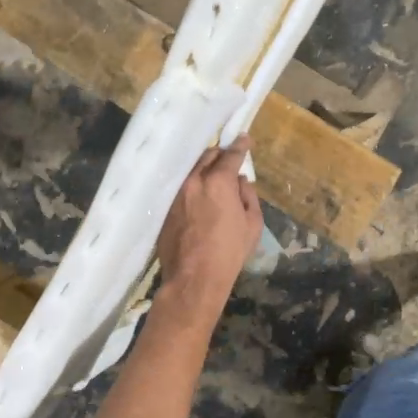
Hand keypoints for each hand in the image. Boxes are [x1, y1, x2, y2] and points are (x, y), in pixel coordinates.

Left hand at [155, 137, 261, 317]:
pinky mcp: (165, 208)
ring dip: (204, 169)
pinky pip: (181, 187)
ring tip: (213, 176)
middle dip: (220, 154)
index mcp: (219, 182)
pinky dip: (192, 186)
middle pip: (207, 156)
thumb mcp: (252, 224)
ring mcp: (176, 194)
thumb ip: (248, 196)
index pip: (231, 155)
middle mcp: (194, 181)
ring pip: (191, 171)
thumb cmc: (229, 252)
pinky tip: (199, 195)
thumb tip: (240, 182)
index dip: (240, 145)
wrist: (193, 278)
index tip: (244, 138)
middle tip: (229, 159)